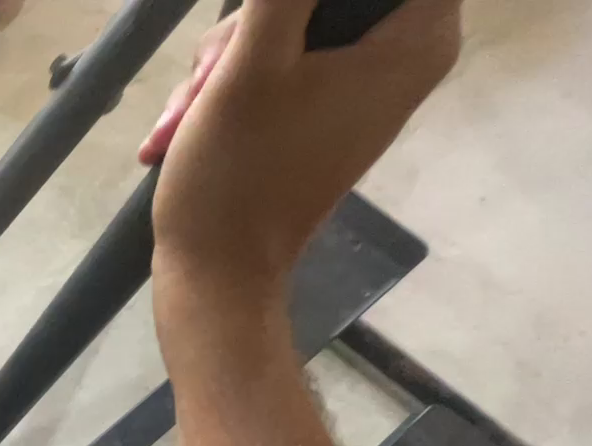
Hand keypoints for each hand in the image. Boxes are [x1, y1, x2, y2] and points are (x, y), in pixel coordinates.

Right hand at [144, 0, 462, 300]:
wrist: (214, 272)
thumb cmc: (236, 176)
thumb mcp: (246, 67)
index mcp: (415, 37)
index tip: (255, 20)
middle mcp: (400, 58)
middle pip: (321, 2)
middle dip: (240, 36)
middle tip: (200, 81)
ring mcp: (355, 94)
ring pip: (285, 39)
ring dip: (216, 73)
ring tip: (176, 123)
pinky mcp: (316, 122)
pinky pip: (274, 79)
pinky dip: (223, 99)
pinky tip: (178, 133)